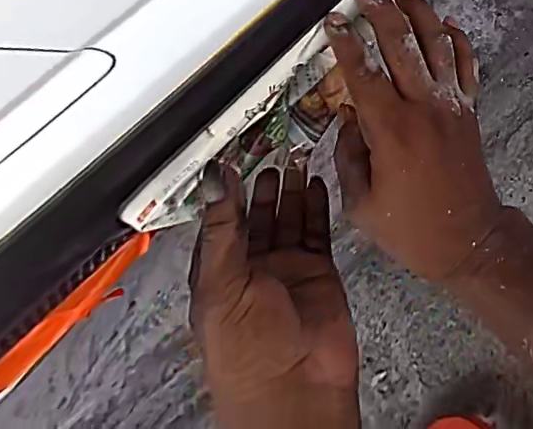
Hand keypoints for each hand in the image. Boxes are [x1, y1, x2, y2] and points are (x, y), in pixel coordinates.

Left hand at [190, 159, 358, 426]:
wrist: (299, 385)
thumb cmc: (249, 353)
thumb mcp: (224, 285)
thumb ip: (224, 228)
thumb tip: (214, 179)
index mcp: (217, 274)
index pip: (220, 220)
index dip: (226, 189)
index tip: (234, 154)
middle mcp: (251, 268)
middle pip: (257, 215)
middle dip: (263, 183)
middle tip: (272, 146)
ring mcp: (286, 268)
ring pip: (287, 216)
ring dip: (291, 188)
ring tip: (295, 156)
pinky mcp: (318, 267)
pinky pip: (315, 228)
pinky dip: (316, 204)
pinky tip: (315, 183)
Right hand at [328, 0, 503, 282]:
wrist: (469, 237)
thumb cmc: (411, 228)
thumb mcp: (361, 204)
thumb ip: (348, 154)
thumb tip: (346, 116)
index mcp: (391, 130)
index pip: (363, 73)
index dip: (346, 43)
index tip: (334, 20)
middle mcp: (424, 106)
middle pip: (402, 45)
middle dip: (383, 13)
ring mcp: (451, 103)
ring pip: (437, 44)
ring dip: (420, 14)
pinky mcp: (469, 108)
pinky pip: (466, 64)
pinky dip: (458, 40)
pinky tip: (447, 22)